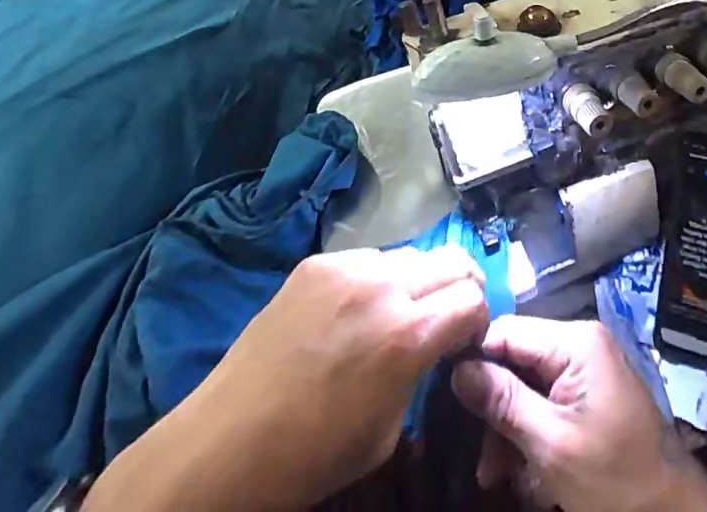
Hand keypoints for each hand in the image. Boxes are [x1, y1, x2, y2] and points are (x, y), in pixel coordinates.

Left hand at [87, 247, 489, 511]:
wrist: (230, 440)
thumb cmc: (315, 452)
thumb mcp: (391, 427)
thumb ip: (422, 369)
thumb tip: (437, 341)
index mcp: (408, 334)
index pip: (473, 298)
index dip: (476, 320)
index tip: (464, 338)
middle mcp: (383, 286)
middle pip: (452, 260)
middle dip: (459, 287)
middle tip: (447, 314)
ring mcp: (346, 268)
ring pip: (409, 255)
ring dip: (416, 281)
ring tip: (394, 311)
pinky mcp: (316, 263)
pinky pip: (365, 259)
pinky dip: (374, 279)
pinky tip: (352, 309)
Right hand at [451, 317, 706, 511]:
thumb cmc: (614, 478)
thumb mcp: (550, 444)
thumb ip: (502, 401)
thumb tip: (456, 369)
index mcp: (576, 341)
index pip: (507, 331)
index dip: (475, 359)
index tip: (449, 395)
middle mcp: (580, 342)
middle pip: (515, 359)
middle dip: (494, 408)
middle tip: (481, 459)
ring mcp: (586, 367)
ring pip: (526, 384)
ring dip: (508, 428)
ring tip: (497, 476)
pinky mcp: (588, 392)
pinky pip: (545, 399)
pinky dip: (530, 432)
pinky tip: (521, 473)